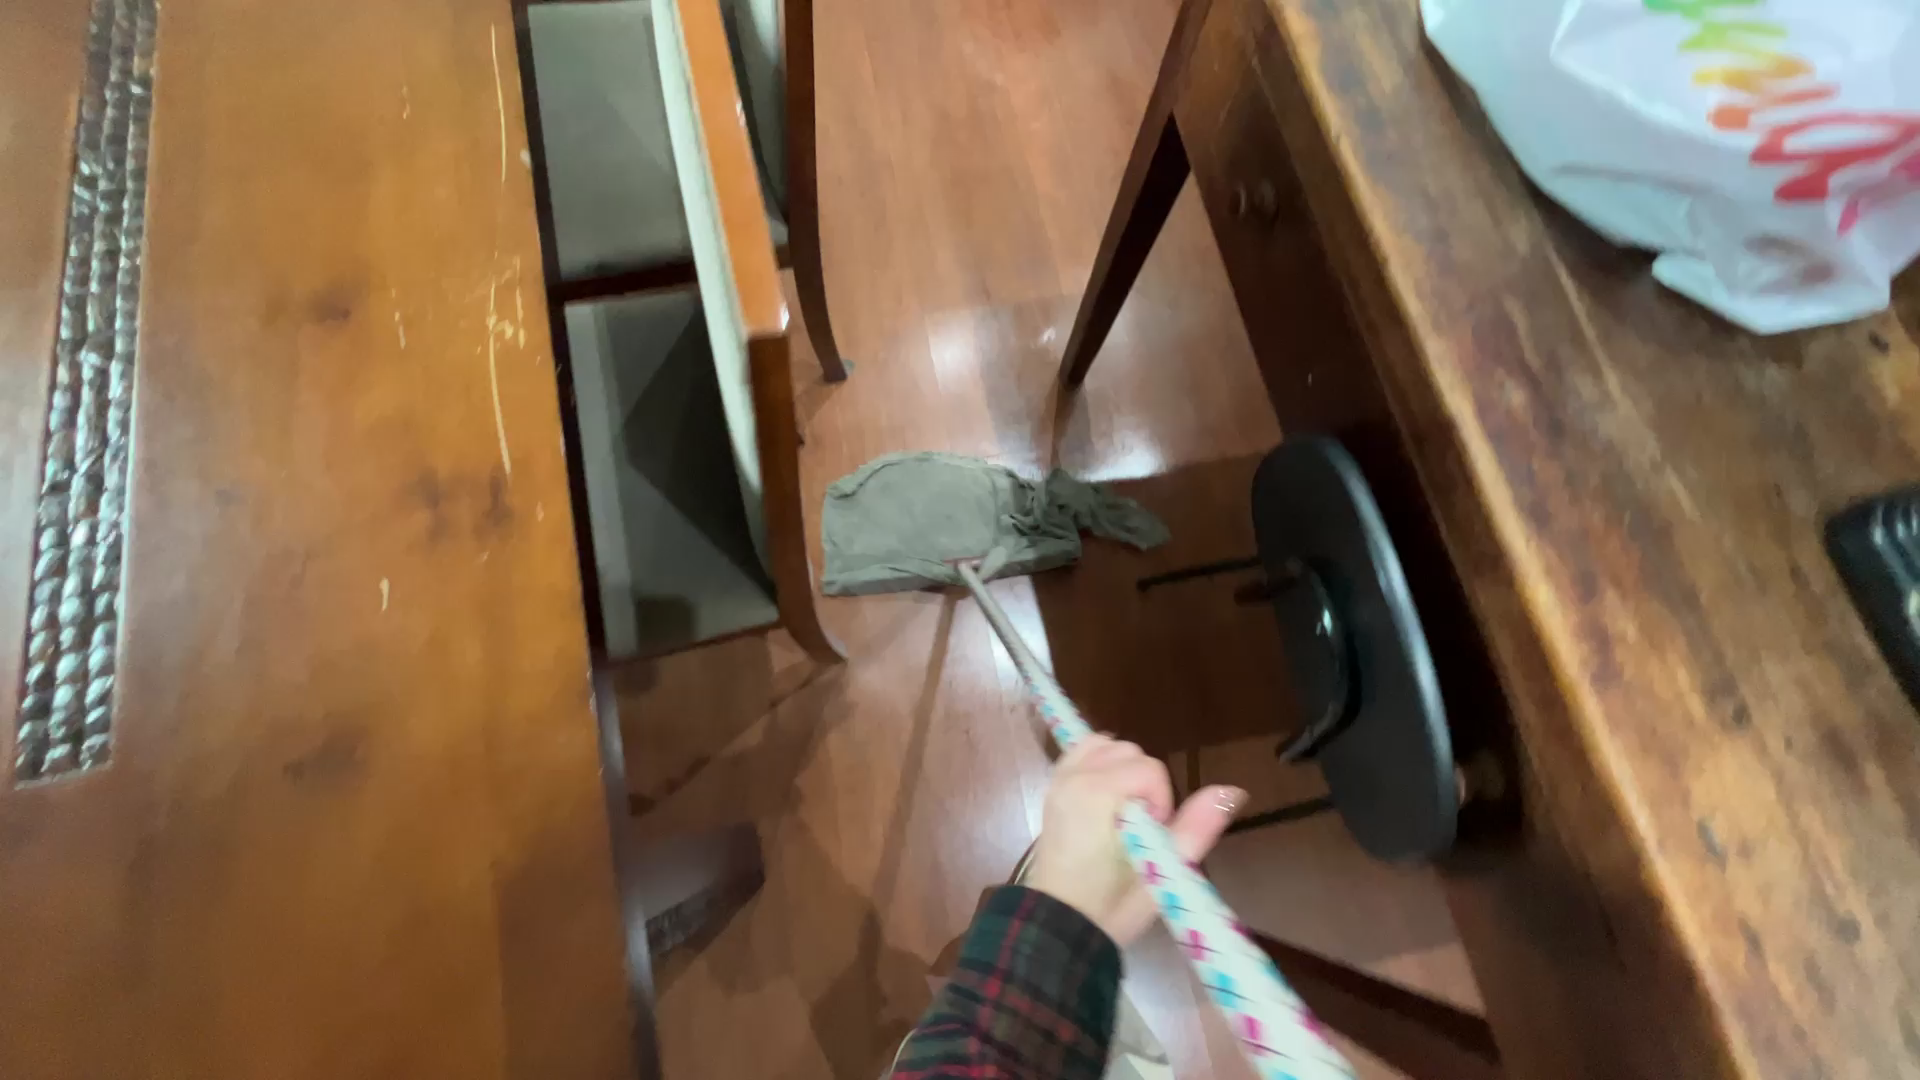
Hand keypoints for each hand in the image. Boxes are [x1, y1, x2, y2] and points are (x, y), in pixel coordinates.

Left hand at [1022, 735, 1245, 946]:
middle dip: (1144, 785)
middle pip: (1130, 751)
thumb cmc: (1114, 904)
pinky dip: (1101, 761)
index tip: (1151, 836)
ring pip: (1106, 744)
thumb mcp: (1163, 870)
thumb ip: (1197, 826)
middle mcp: (1075, 775)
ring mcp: (1060, 778)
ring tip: (1124, 811)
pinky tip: (1108, 794)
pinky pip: (1082, 750)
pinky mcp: (1053, 785)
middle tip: (1139, 829)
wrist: (1063, 922)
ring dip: (1124, 769)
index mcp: (1097, 792)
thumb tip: (1232, 790)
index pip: (1150, 769)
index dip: (1161, 801)